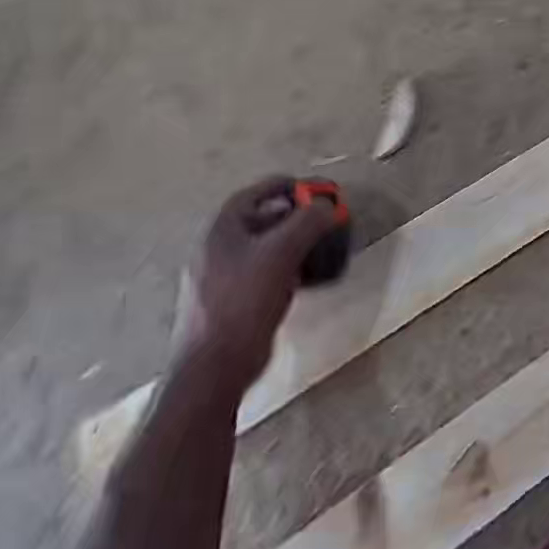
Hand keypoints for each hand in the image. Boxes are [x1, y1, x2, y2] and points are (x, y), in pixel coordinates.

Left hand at [172, 177, 337, 389]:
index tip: (324, 191)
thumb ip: (308, 222)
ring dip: (300, 241)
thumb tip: (329, 205)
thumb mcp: (282, 252)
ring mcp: (226, 273)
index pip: (260, 191)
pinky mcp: (237, 297)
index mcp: (222, 228)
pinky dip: (293, 264)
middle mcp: (220, 246)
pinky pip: (269, 268)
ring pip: (270, 244)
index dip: (294, 186)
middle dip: (301, 215)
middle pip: (266, 217)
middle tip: (331, 219)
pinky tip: (311, 276)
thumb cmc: (245, 299)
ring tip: (327, 246)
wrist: (217, 362)